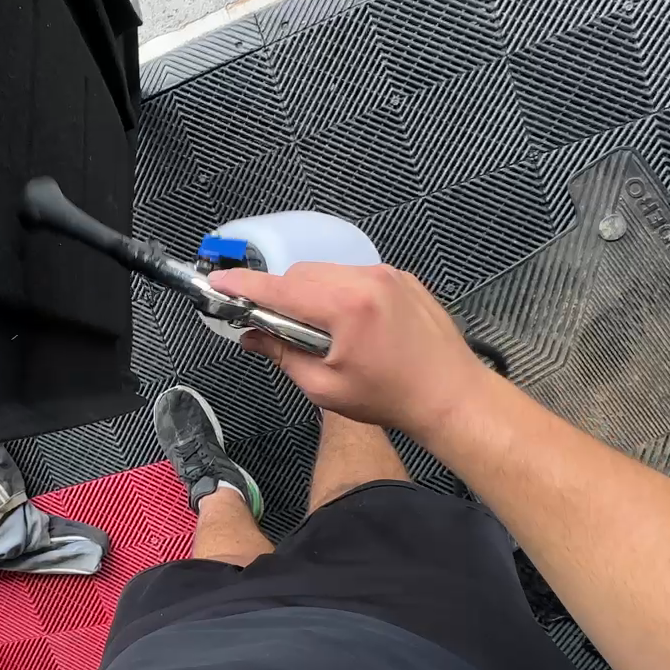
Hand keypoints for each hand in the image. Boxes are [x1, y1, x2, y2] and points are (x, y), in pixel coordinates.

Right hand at [207, 263, 493, 437]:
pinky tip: (345, 324)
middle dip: (279, 294)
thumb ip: (282, 354)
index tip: (217, 283)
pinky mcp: (401, 278)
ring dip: (307, 293)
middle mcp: (366, 280)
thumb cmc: (388, 398)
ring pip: (325, 271)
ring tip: (316, 329)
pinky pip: (352, 274)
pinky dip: (335, 292)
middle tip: (273, 326)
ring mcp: (387, 275)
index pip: (279, 289)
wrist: (452, 396)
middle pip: (299, 274)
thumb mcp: (323, 387)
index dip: (242, 286)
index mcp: (345, 308)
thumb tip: (251, 337)